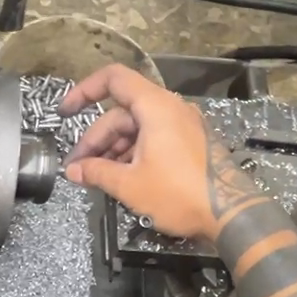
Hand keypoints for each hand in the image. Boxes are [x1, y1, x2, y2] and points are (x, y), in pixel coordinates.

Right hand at [59, 64, 261, 241]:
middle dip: (95, 140)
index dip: (84, 90)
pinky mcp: (189, 144)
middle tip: (78, 168)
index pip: (114, 79)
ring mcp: (182, 127)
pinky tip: (119, 178)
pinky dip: (131, 154)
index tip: (65, 112)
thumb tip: (73, 171)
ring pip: (135, 129)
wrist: (231, 216)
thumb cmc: (178, 194)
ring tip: (95, 177)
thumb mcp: (129, 184)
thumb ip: (96, 172)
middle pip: (121, 113)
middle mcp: (170, 110)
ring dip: (111, 150)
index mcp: (155, 108)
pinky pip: (152, 140)